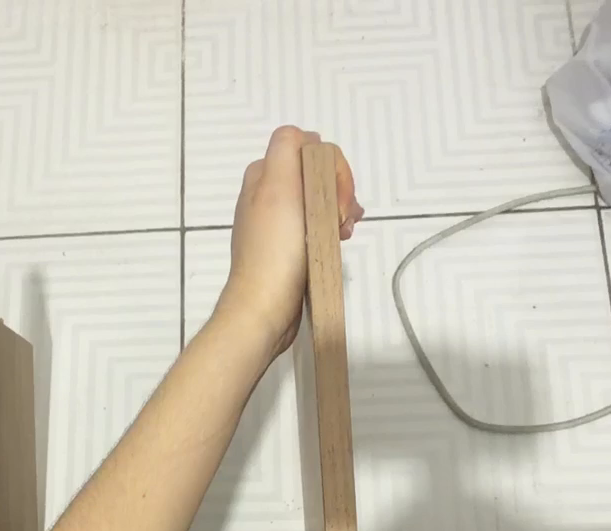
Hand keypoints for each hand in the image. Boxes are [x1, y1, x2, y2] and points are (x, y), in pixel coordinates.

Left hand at [217, 126, 363, 357]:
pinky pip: (316, 229)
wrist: (264, 310)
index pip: (308, 149)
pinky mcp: (288, 251)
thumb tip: (309, 140)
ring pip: (320, 202)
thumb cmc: (275, 250)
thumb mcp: (278, 185)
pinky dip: (332, 231)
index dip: (331, 168)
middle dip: (339, 191)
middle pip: (316, 176)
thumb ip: (288, 147)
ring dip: (340, 211)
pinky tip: (340, 243)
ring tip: (347, 233)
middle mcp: (267, 197)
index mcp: (263, 176)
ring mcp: (278, 226)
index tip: (338, 197)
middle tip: (346, 219)